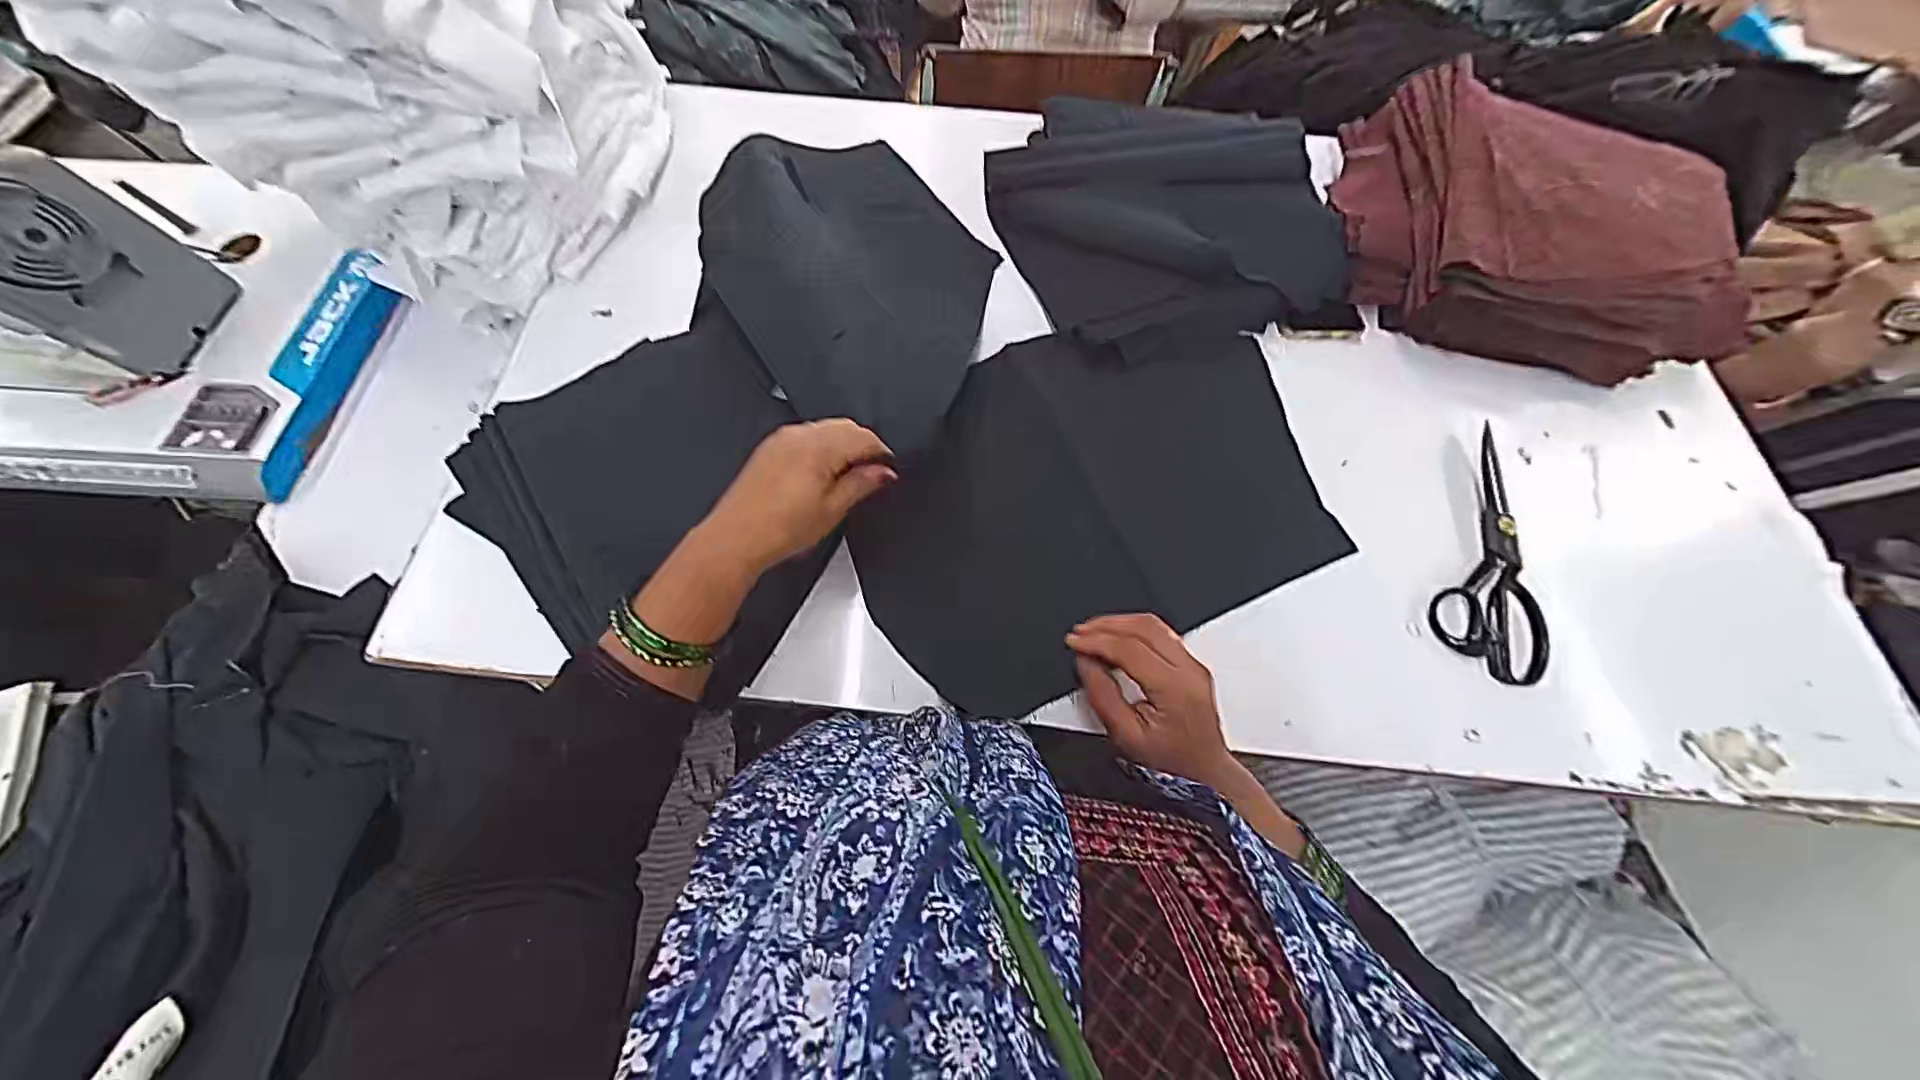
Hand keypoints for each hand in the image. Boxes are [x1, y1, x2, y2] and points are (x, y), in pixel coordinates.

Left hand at [697, 419, 896, 574]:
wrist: (737, 538)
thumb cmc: (777, 528)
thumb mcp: (833, 509)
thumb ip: (862, 484)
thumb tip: (884, 472)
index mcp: (818, 447)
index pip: (864, 436)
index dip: (882, 453)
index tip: (887, 470)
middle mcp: (799, 435)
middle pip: (846, 427)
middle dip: (863, 448)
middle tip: (870, 476)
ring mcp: (782, 439)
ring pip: (826, 429)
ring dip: (842, 447)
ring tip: (844, 480)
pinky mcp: (770, 447)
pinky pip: (805, 437)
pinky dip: (820, 449)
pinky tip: (820, 476)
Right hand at [1065, 614, 1238, 789]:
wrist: (1205, 774)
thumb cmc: (1171, 763)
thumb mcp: (1127, 737)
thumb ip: (1103, 696)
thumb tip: (1086, 663)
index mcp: (1175, 689)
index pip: (1130, 649)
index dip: (1096, 641)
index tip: (1074, 642)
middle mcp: (1190, 671)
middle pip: (1144, 627)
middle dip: (1105, 625)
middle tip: (1079, 633)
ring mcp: (1193, 665)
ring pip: (1154, 625)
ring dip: (1119, 623)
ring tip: (1092, 631)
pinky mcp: (1191, 664)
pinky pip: (1161, 633)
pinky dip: (1133, 629)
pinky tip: (1115, 636)